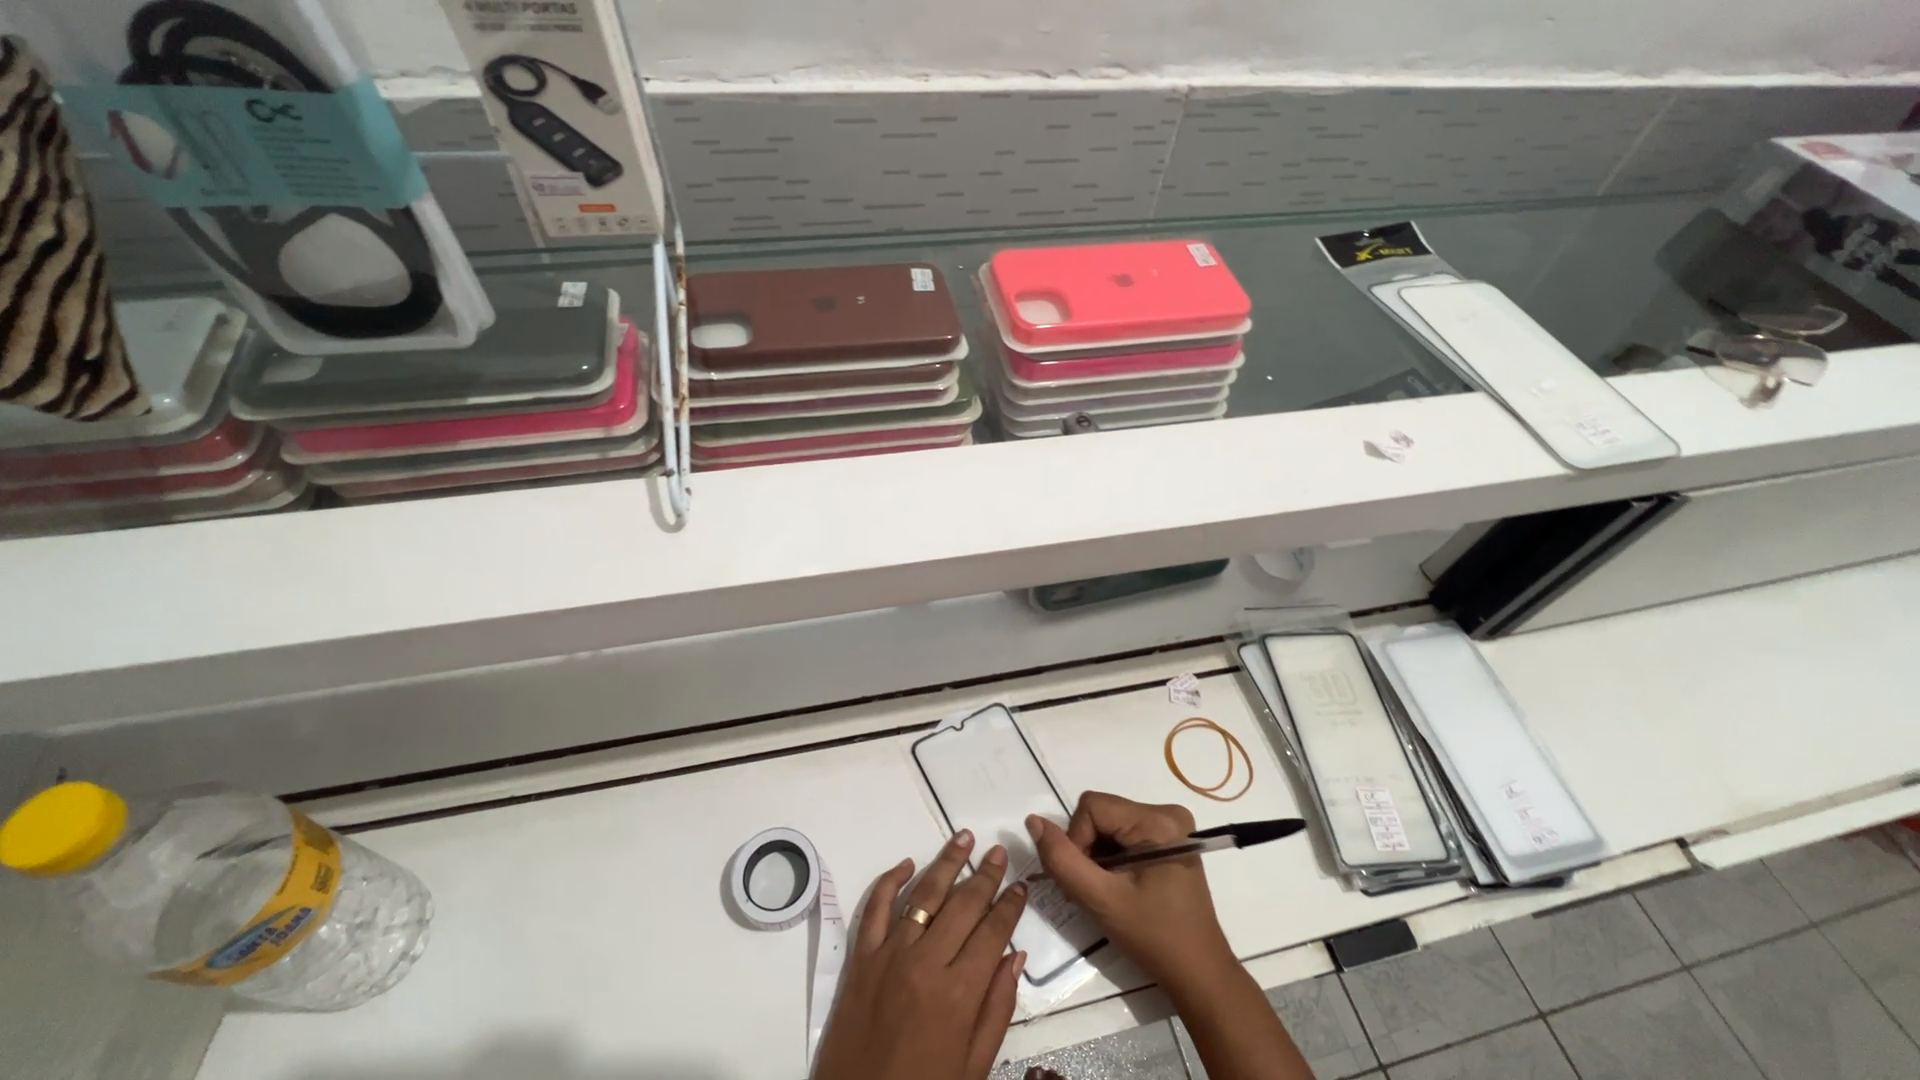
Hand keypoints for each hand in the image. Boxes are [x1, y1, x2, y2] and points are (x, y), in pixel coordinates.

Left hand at [812, 830, 1029, 1079]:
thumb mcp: (974, 1064)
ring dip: (946, 863)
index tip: (1021, 884)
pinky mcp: (859, 959)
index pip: (993, 932)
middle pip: (962, 905)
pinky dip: (890, 881)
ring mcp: (888, 956)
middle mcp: (926, 963)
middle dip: (985, 875)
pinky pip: (874, 909)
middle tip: (998, 852)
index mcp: (960, 992)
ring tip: (963, 838)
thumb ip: (997, 1007)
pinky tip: (907, 864)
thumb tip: (1014, 955)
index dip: (1010, 905)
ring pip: (922, 895)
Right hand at [1025, 792, 1234, 988]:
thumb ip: (1063, 860)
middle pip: (1100, 813)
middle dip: (1087, 848)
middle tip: (1093, 889)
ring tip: (1106, 890)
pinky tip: (1118, 885)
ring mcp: (1171, 826)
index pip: (1092, 807)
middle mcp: (1168, 813)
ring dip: (1096, 854)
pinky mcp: (1168, 841)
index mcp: (1159, 821)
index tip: (1087, 879)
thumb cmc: (1153, 937)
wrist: (1197, 971)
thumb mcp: (1101, 900)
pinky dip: (1110, 857)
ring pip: (1109, 824)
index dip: (1077, 840)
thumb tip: (1033, 821)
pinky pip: (1123, 833)